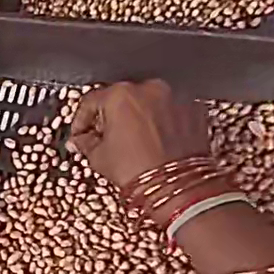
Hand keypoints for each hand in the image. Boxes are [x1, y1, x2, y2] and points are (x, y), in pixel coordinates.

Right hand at [66, 79, 210, 189]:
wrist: (175, 185)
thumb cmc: (137, 169)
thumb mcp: (98, 157)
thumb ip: (85, 142)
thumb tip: (81, 139)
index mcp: (119, 95)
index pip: (90, 102)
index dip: (81, 121)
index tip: (80, 133)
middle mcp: (149, 88)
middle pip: (121, 99)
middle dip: (111, 118)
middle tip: (105, 139)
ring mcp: (175, 96)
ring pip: (147, 103)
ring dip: (137, 118)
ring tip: (133, 143)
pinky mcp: (194, 108)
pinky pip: (169, 110)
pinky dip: (161, 122)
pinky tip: (154, 142)